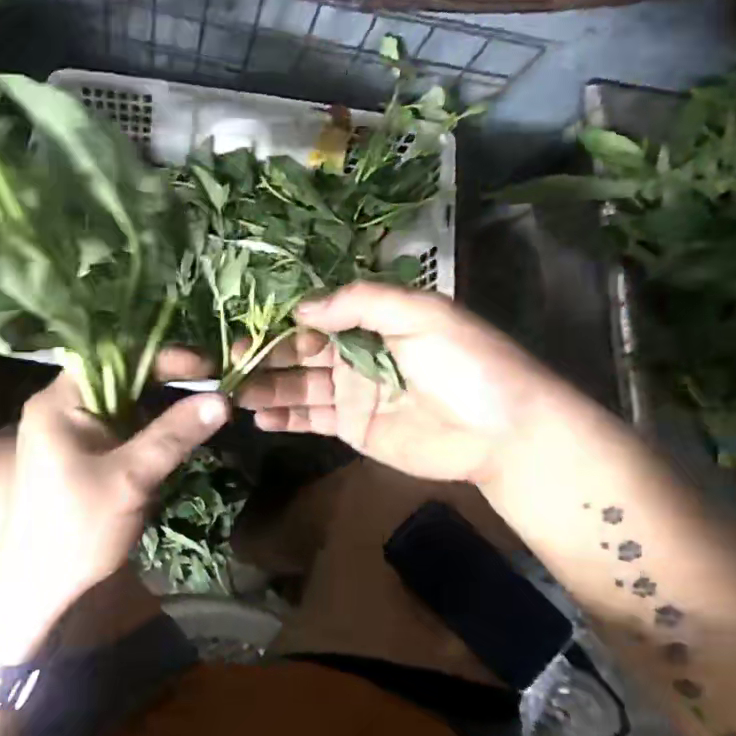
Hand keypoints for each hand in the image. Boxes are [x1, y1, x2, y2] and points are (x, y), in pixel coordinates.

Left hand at [0, 367, 227, 631]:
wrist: (38, 585)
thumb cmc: (77, 528)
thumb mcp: (130, 478)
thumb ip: (173, 434)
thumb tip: (223, 398)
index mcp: (58, 402)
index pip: (112, 356)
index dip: (161, 355)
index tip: (205, 367)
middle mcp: (60, 407)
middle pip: (118, 375)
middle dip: (165, 378)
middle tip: (214, 385)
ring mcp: (69, 430)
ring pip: (121, 401)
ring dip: (160, 402)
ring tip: (205, 405)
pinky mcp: (79, 453)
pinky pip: (118, 425)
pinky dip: (147, 426)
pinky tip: (178, 431)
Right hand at [236, 282, 561, 484]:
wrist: (505, 433)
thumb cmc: (467, 364)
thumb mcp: (422, 315)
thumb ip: (362, 302)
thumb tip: (302, 308)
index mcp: (371, 322)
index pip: (315, 318)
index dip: (280, 322)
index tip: (245, 326)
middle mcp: (354, 354)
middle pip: (298, 352)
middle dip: (264, 355)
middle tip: (230, 361)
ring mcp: (351, 393)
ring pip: (298, 386)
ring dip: (265, 388)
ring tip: (234, 392)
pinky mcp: (352, 428)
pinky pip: (310, 419)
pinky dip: (284, 418)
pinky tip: (258, 418)